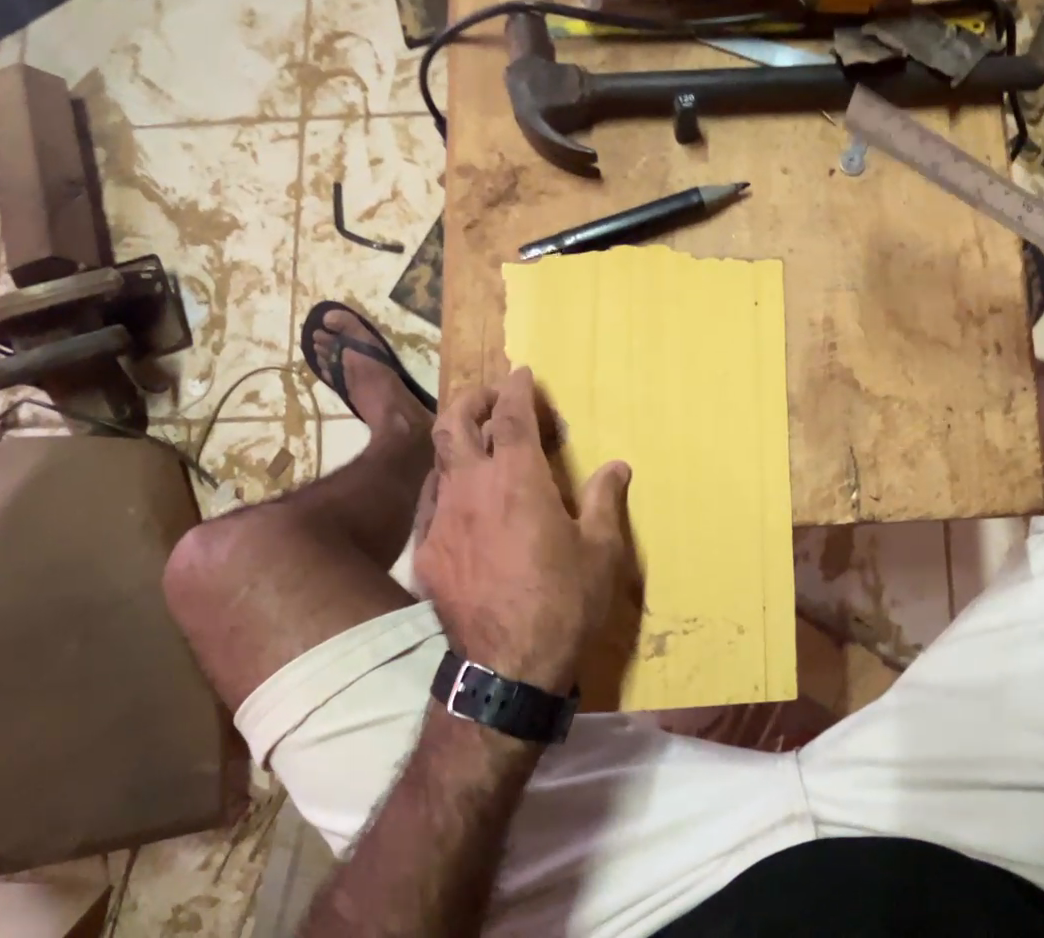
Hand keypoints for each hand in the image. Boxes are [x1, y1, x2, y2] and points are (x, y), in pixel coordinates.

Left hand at [414, 367, 635, 693]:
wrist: (504, 667)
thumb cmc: (563, 603)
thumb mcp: (600, 553)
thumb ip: (604, 501)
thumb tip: (617, 466)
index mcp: (517, 479)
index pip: (511, 416)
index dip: (517, 389)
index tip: (523, 375)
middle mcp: (472, 486)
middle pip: (455, 423)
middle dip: (472, 400)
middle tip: (492, 399)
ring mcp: (441, 517)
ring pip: (439, 460)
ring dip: (458, 441)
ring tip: (478, 446)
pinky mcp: (426, 549)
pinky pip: (431, 501)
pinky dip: (447, 484)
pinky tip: (462, 499)